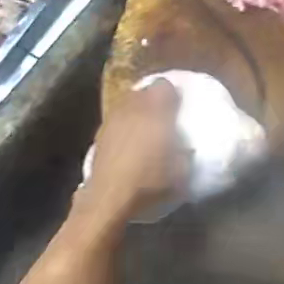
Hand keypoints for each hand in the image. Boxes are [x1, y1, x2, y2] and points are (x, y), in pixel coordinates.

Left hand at [81, 80, 184, 222]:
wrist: (110, 197)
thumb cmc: (150, 181)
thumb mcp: (182, 171)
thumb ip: (185, 153)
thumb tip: (185, 147)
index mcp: (156, 110)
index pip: (164, 86)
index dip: (172, 94)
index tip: (179, 107)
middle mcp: (132, 107)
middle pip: (142, 92)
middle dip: (152, 101)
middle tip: (163, 117)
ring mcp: (111, 119)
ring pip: (126, 105)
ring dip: (135, 112)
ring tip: (144, 130)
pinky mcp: (98, 135)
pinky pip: (115, 121)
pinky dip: (122, 127)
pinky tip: (127, 144)